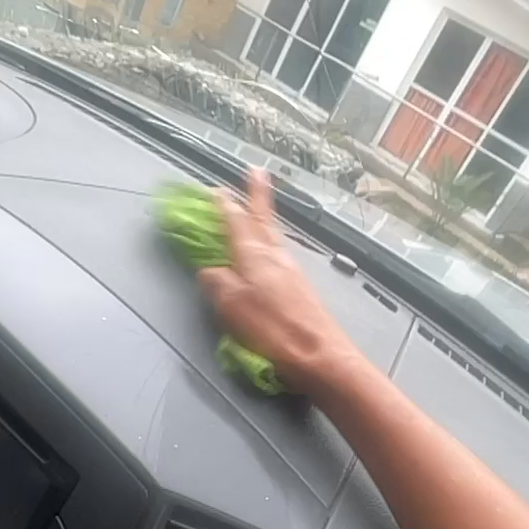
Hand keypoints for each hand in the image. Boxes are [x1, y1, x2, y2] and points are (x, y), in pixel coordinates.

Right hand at [196, 168, 364, 395]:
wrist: (320, 356)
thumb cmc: (272, 330)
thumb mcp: (230, 305)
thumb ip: (215, 282)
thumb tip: (208, 270)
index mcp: (254, 255)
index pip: (236, 220)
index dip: (225, 204)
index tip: (216, 188)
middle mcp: (275, 256)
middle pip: (263, 219)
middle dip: (257, 195)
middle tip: (256, 172)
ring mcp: (292, 272)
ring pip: (273, 236)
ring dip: (263, 219)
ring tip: (257, 209)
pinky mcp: (301, 290)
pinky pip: (280, 256)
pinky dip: (270, 244)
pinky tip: (270, 252)